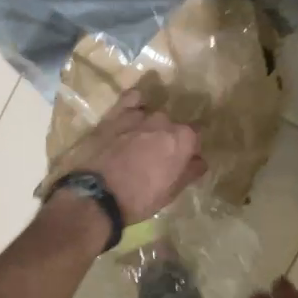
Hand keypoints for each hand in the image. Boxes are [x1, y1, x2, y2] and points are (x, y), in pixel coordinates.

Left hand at [50, 90, 203, 223]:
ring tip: (140, 141)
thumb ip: (189, 172)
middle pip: (173, 125)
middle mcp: (165, 121)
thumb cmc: (139, 199)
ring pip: (153, 114)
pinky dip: (135, 103)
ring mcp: (140, 114)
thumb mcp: (170, 193)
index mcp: (182, 139)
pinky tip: (132, 112)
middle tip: (158, 156)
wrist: (97, 195)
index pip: (196, 135)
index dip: (190, 147)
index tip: (183, 159)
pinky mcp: (116, 113)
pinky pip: (132, 99)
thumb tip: (200, 160)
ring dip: (151, 126)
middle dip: (169, 138)